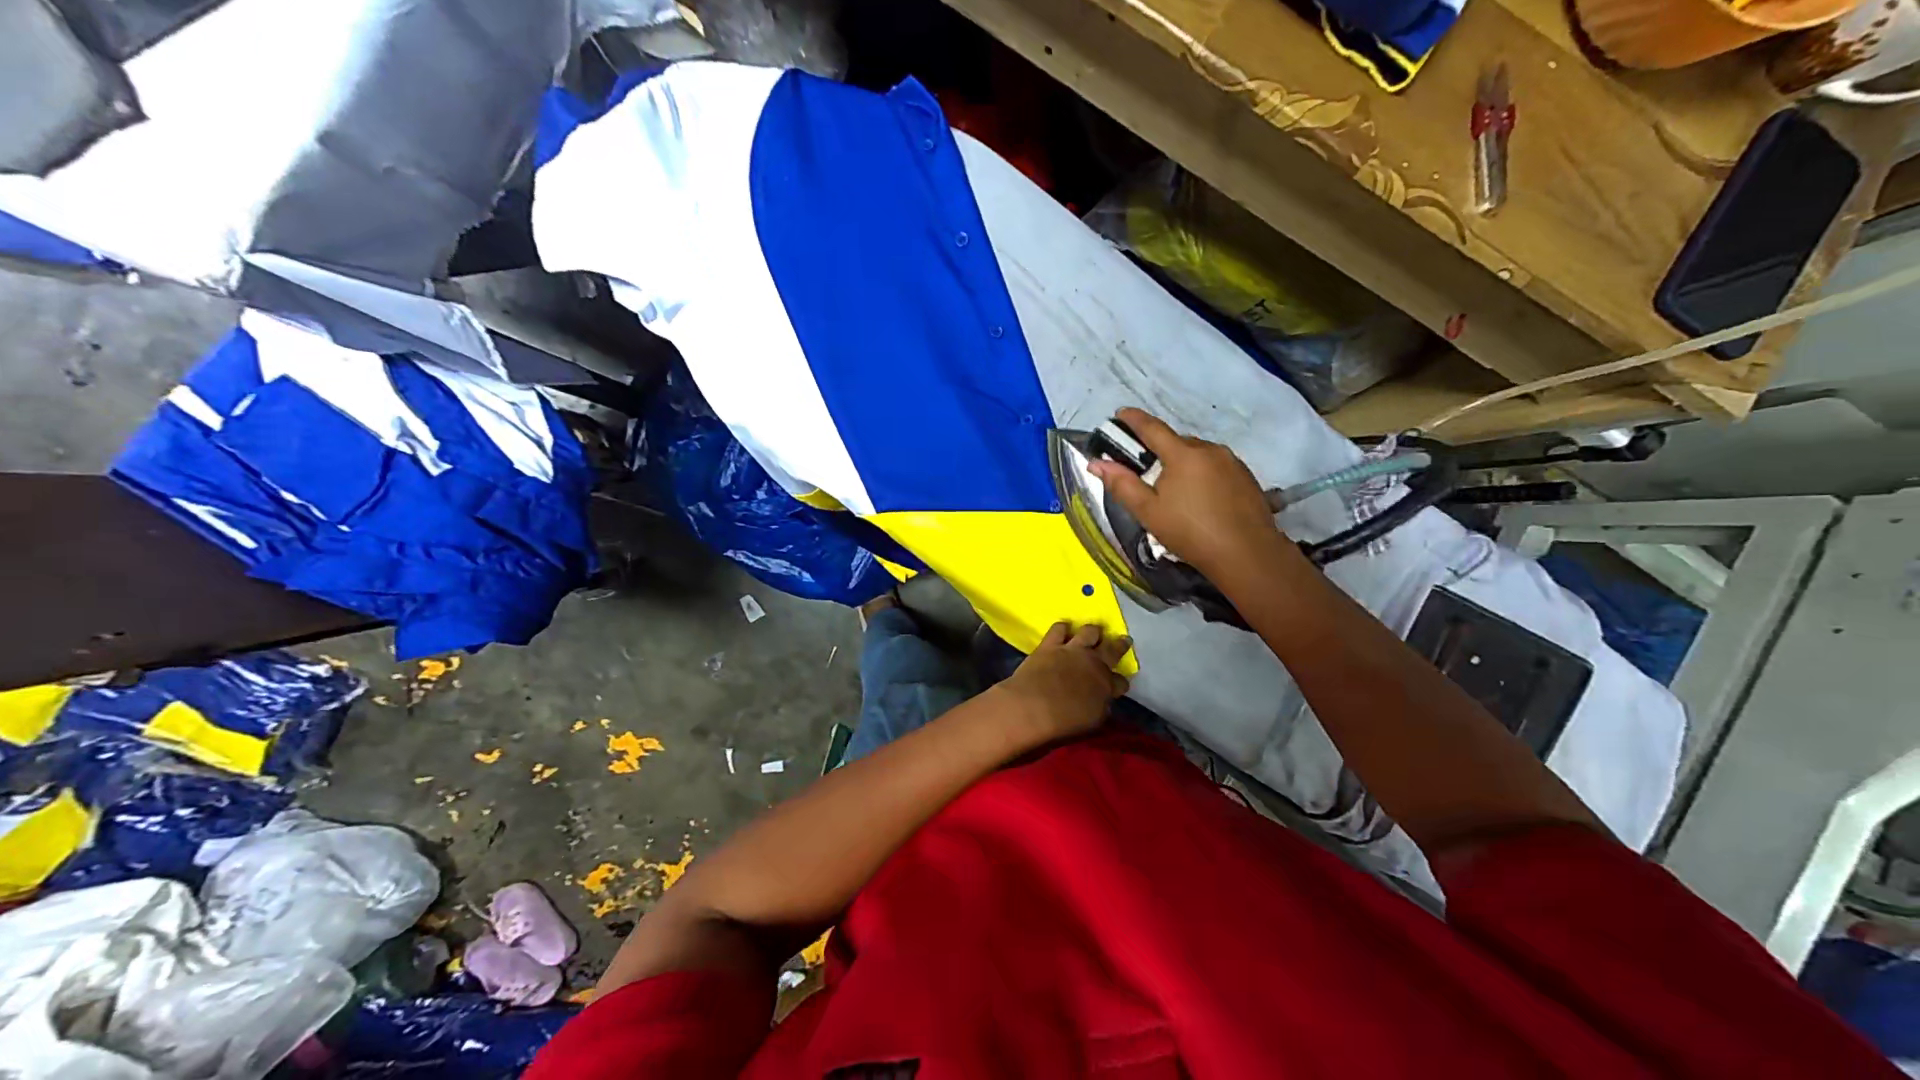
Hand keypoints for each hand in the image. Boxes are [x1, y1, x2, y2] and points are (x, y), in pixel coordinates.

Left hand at [994, 622, 1130, 742]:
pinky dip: (1063, 628)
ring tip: (1095, 631)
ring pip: (1089, 632)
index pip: (1121, 682)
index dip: (1120, 682)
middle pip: (1112, 650)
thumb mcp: (1092, 723)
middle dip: (1120, 645)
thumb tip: (1102, 702)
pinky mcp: (1050, 645)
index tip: (1119, 683)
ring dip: (1093, 632)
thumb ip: (1100, 708)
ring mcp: (1072, 651)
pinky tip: (1063, 628)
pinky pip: (1059, 629)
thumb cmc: (1064, 724)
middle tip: (1124, 639)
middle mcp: (1093, 664)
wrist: (1034, 708)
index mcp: (1106, 686)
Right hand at [1086, 407, 1295, 582]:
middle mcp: (1209, 449)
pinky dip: (1203, 475)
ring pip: (1199, 454)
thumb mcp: (1148, 512)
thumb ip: (1122, 484)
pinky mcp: (1247, 477)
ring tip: (1175, 491)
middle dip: (1159, 450)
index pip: (1152, 428)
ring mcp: (1232, 462)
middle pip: (1177, 442)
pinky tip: (1201, 499)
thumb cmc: (1191, 533)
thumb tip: (1096, 463)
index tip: (1120, 414)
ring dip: (1183, 464)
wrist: (1247, 554)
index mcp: (1183, 454)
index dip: (1133, 419)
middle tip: (1146, 471)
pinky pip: (1217, 467)